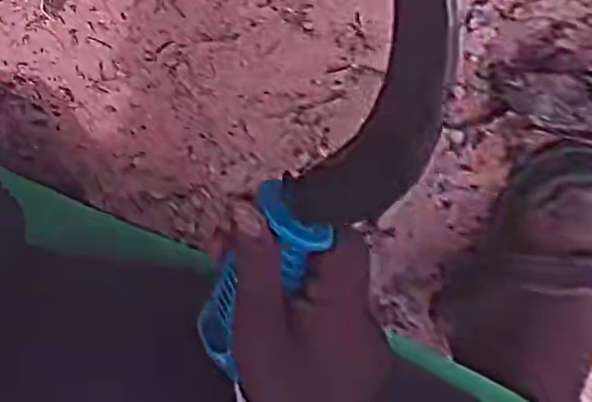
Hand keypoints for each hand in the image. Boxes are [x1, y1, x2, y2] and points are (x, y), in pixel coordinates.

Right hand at [227, 206, 393, 401]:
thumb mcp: (257, 322)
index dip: (304, 216)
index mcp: (347, 308)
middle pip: (324, 256)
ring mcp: (360, 338)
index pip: (343, 239)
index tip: (261, 210)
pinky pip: (319, 302)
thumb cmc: (280, 385)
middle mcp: (364, 319)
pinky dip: (287, 290)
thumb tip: (246, 207)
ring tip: (228, 267)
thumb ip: (255, 262)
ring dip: (273, 263)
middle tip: (228, 239)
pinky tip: (254, 297)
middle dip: (273, 238)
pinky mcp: (350, 353)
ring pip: (317, 278)